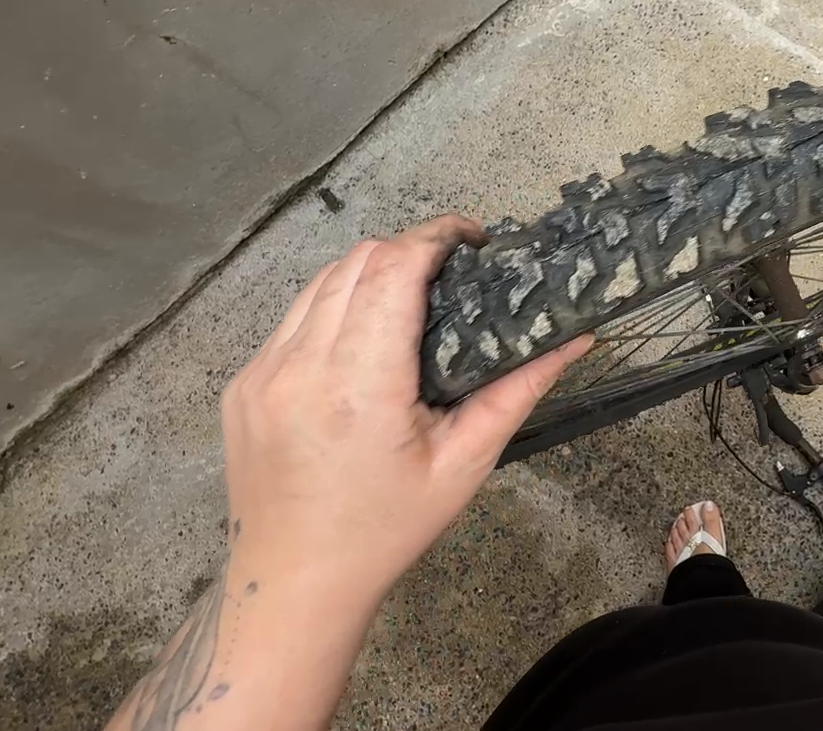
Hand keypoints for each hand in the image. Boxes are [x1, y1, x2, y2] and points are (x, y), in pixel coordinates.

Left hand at [219, 215, 592, 614]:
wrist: (292, 586)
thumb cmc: (390, 527)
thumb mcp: (467, 461)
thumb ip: (521, 389)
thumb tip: (579, 338)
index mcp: (358, 384)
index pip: (392, 269)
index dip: (435, 236)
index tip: (474, 237)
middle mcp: (298, 366)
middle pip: (358, 261)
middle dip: (411, 246)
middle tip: (458, 266)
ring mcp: (261, 371)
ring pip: (323, 279)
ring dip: (373, 268)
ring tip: (417, 289)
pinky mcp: (243, 382)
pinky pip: (297, 313)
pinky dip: (340, 299)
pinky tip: (369, 329)